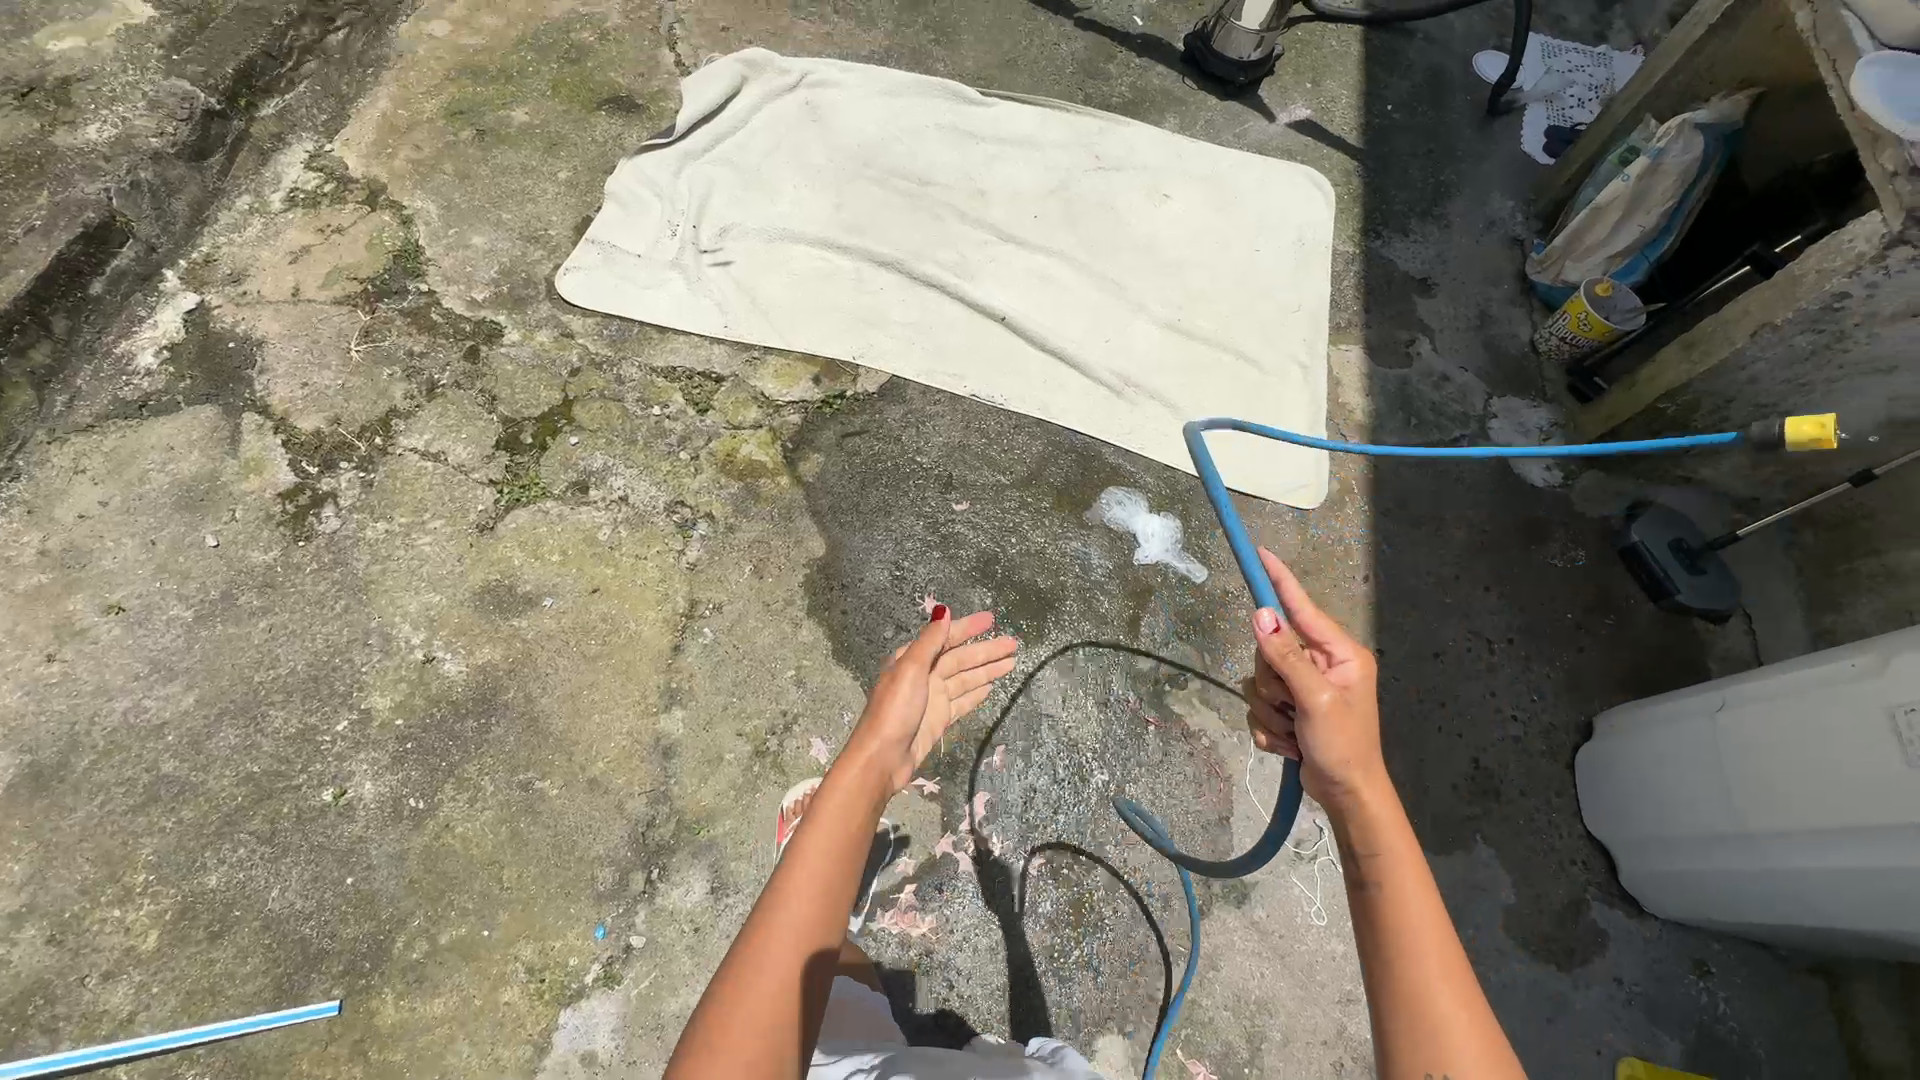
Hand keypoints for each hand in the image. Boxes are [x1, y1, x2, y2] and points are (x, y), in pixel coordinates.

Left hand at [837, 605, 1018, 795]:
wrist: (883, 757)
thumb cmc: (894, 710)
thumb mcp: (910, 669)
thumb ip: (929, 641)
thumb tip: (943, 610)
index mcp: (912, 659)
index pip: (946, 637)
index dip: (968, 628)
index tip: (991, 620)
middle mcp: (923, 675)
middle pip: (960, 658)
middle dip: (986, 650)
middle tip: (1013, 644)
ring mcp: (933, 698)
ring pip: (966, 679)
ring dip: (987, 670)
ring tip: (1012, 663)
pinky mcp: (939, 719)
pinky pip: (963, 701)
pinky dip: (977, 692)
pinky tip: (992, 686)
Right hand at [1244, 548, 1386, 813]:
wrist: (1347, 795)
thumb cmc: (1344, 745)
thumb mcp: (1316, 699)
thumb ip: (1287, 656)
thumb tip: (1261, 615)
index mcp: (1339, 653)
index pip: (1301, 607)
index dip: (1279, 580)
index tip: (1260, 553)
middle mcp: (1320, 663)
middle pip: (1269, 649)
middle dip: (1273, 683)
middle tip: (1292, 708)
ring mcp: (1303, 686)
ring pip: (1259, 680)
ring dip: (1271, 711)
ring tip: (1296, 732)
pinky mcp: (1289, 709)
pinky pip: (1258, 705)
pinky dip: (1269, 728)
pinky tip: (1290, 744)